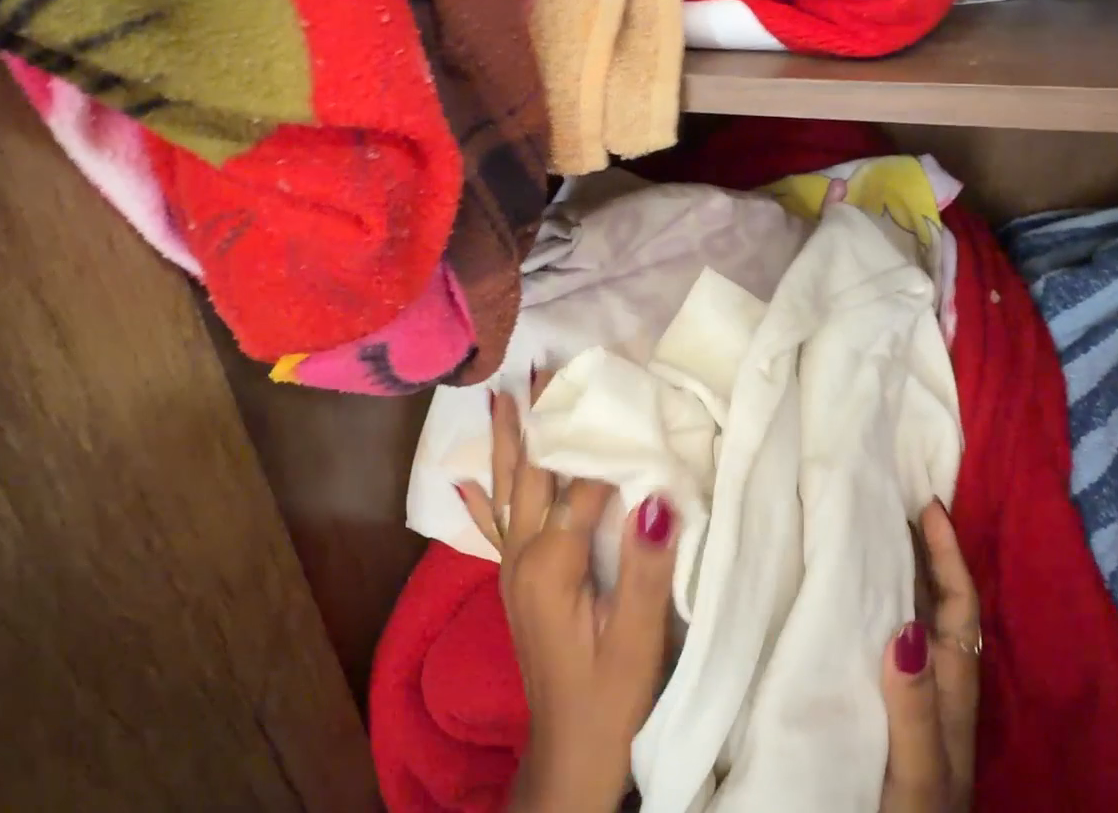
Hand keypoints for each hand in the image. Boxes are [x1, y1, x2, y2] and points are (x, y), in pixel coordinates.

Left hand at [456, 378, 678, 812]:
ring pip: (508, 491)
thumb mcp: (638, 635)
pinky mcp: (518, 583)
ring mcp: (514, 570)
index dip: (597, 436)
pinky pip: (494, 527)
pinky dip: (480, 499)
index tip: (613, 382)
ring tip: (499, 397)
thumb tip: (654, 497)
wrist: (570, 750)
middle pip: (531, 473)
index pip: (579, 483)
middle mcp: (524, 557)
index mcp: (552, 562)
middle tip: (540, 366)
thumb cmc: (611, 694)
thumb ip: (644, 566)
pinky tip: (462, 480)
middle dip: (537, 419)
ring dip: (508, 443)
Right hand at [881, 502, 980, 812]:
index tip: (929, 505)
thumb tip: (907, 627)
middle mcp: (938, 683)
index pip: (959, 607)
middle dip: (925, 552)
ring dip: (901, 575)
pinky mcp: (888, 707)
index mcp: (953, 689)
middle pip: (940, 604)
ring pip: (914, 620)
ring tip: (870, 534)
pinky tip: (849, 599)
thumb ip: (915, 707)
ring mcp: (915, 695)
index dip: (948, 554)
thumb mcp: (920, 769)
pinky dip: (875, 606)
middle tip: (893, 504)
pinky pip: (885, 641)